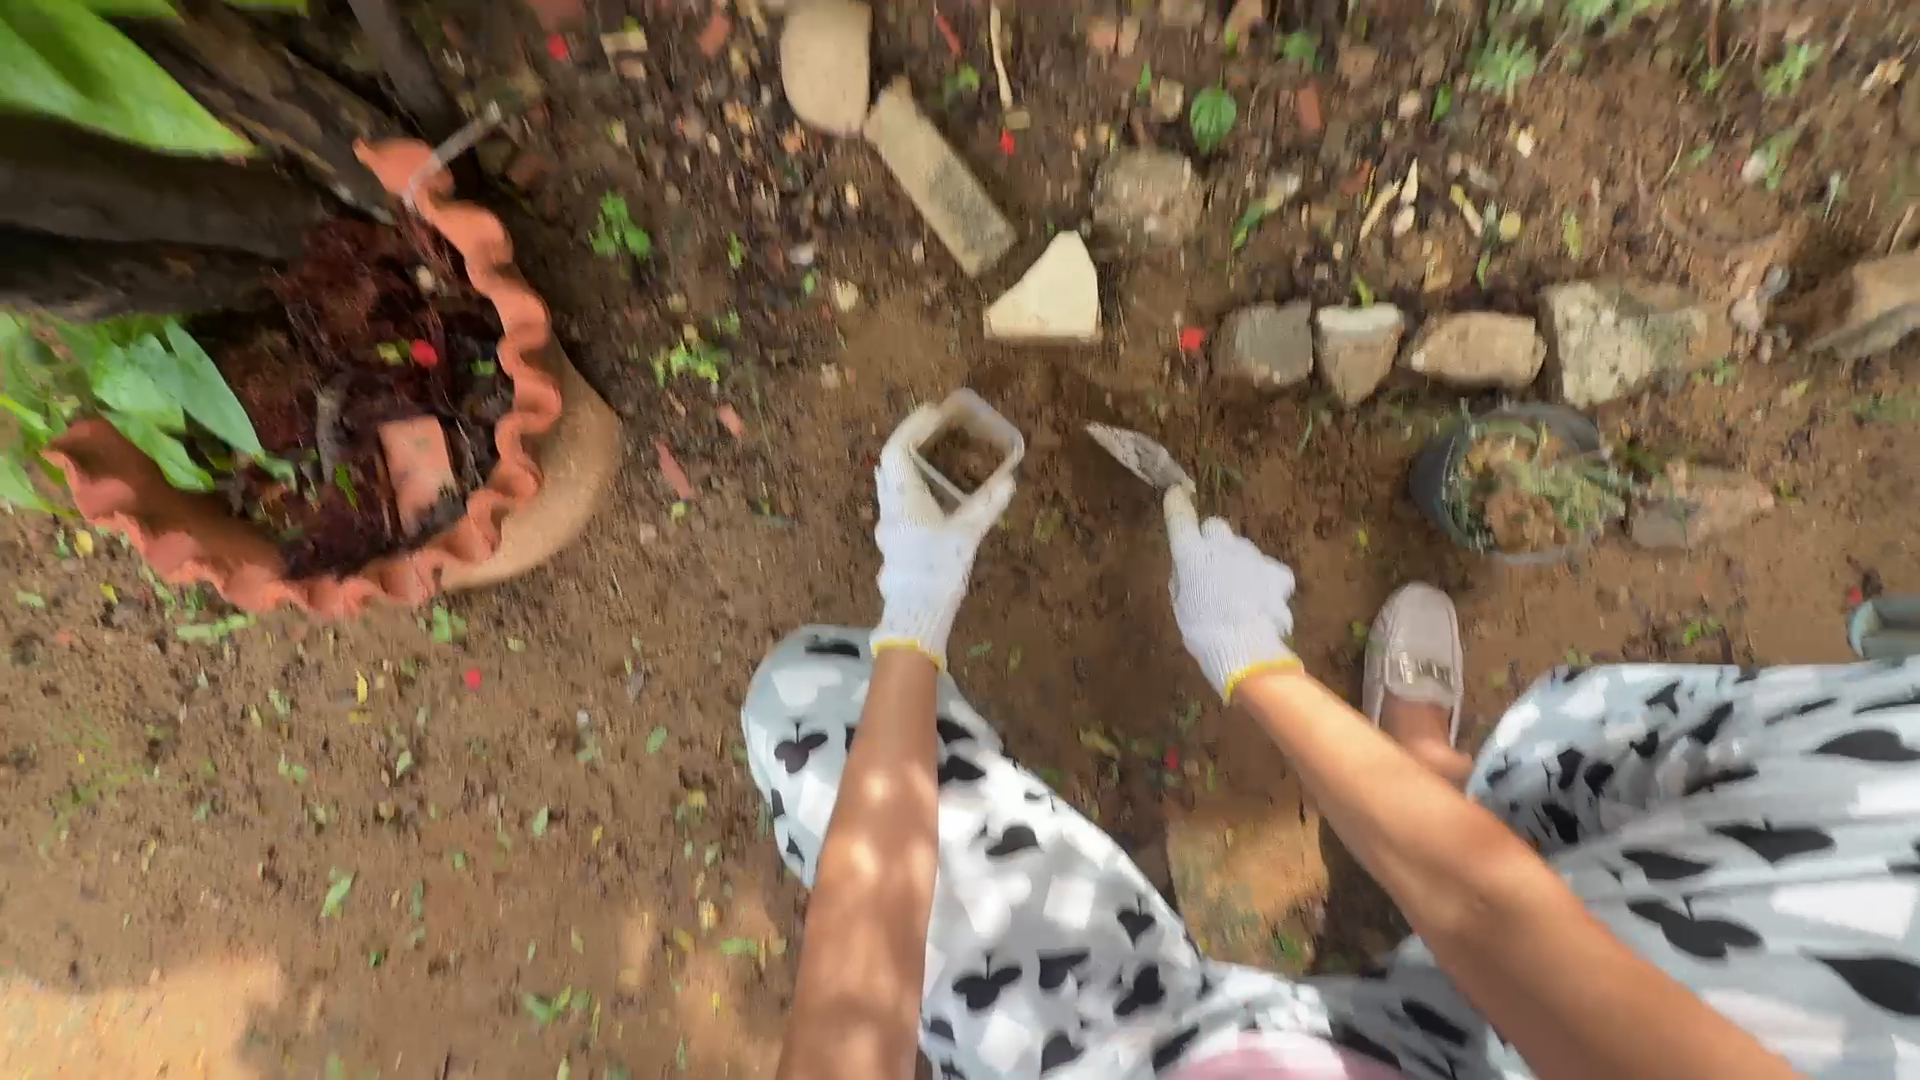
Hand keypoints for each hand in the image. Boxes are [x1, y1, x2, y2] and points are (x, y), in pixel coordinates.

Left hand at [871, 405, 1015, 666]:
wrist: (917, 613)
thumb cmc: (939, 569)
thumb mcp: (967, 534)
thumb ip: (987, 505)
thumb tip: (1009, 480)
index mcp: (904, 499)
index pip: (897, 450)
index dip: (912, 427)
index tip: (930, 413)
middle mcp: (890, 509)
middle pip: (890, 465)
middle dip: (908, 443)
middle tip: (931, 431)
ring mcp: (888, 526)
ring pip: (891, 485)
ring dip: (907, 467)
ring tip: (932, 457)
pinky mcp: (894, 541)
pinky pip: (897, 502)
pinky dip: (911, 488)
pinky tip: (930, 495)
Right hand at [1165, 485, 1299, 699]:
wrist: (1246, 649)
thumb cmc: (1202, 630)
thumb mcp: (1180, 604)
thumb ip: (1184, 578)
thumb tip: (1189, 568)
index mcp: (1192, 555)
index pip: (1180, 519)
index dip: (1177, 505)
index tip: (1176, 493)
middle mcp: (1222, 547)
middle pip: (1215, 527)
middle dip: (1211, 539)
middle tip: (1210, 563)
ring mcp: (1253, 557)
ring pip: (1242, 549)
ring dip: (1237, 562)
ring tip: (1238, 594)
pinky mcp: (1277, 571)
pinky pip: (1266, 568)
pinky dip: (1263, 579)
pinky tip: (1260, 598)